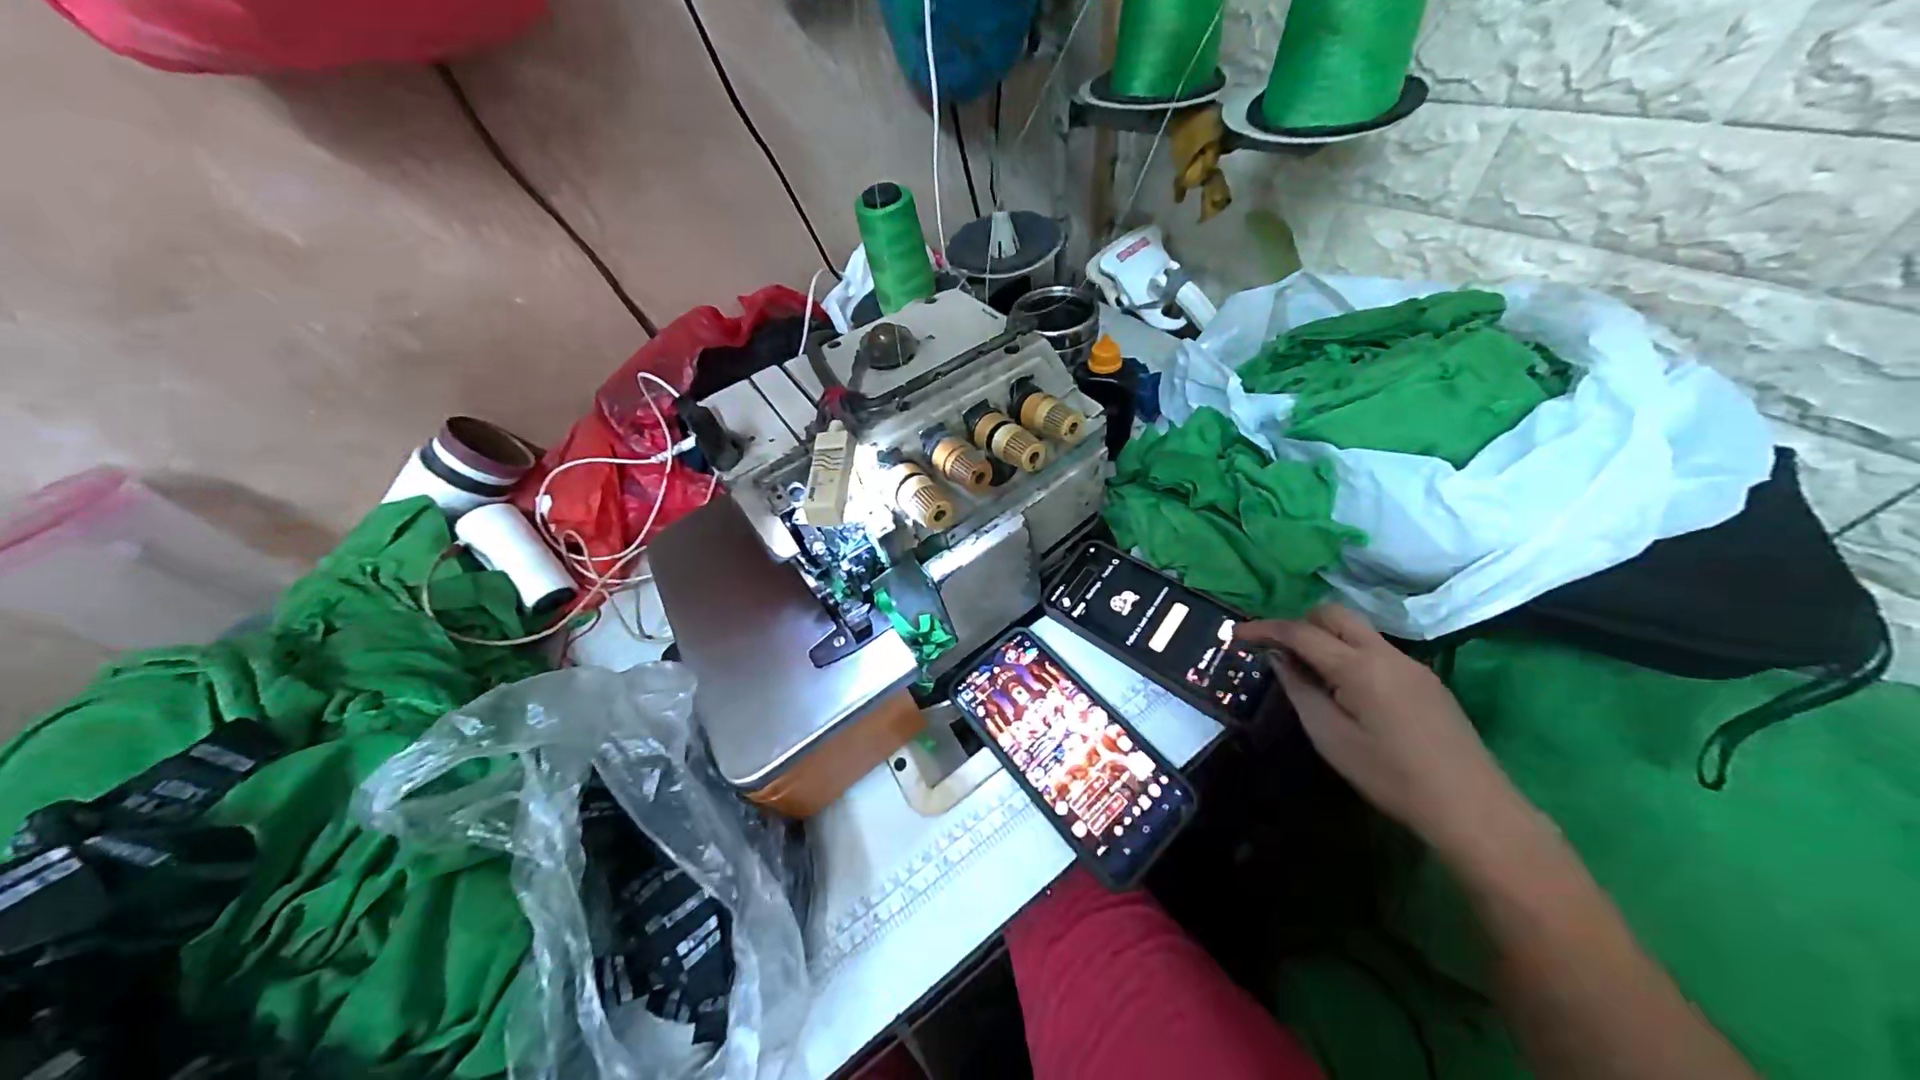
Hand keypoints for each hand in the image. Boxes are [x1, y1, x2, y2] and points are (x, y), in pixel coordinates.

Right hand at [1235, 605, 1523, 851]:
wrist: (1472, 807)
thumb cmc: (1391, 776)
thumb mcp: (1331, 737)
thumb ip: (1300, 690)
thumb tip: (1279, 658)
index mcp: (1359, 667)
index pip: (1301, 632)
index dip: (1265, 628)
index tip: (1237, 633)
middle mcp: (1386, 654)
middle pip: (1334, 614)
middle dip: (1299, 622)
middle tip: (1276, 649)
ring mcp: (1410, 665)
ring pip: (1358, 630)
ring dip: (1325, 637)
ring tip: (1306, 671)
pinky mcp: (1425, 680)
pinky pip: (1376, 650)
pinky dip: (1349, 653)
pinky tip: (1344, 688)